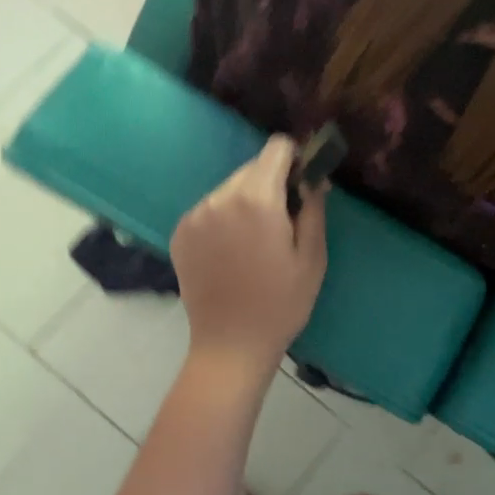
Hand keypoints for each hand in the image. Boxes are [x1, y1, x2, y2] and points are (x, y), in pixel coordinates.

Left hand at [171, 136, 327, 373]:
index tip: (304, 183)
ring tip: (257, 242)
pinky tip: (233, 253)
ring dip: (247, 202)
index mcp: (257, 199)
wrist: (231, 345)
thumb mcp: (313, 257)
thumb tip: (313, 179)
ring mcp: (195, 215)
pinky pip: (210, 210)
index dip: (295, 158)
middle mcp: (220, 197)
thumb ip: (314, 208)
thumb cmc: (281, 304)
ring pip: (229, 189)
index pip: (276, 149)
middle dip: (272, 184)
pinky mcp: (180, 233)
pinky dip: (225, 219)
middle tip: (285, 221)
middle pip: (252, 169)